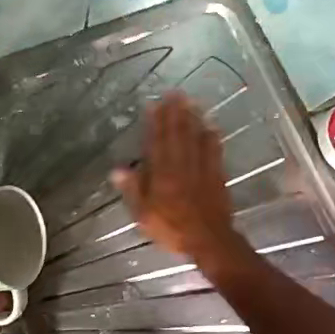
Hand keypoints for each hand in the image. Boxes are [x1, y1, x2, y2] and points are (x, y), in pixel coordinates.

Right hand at [112, 91, 237, 261]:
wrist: (209, 240)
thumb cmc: (171, 228)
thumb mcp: (143, 214)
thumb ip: (133, 189)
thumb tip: (118, 169)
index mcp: (162, 174)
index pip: (157, 142)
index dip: (155, 122)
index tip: (155, 104)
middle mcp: (181, 166)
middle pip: (178, 134)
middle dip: (175, 113)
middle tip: (175, 93)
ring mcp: (201, 169)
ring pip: (196, 138)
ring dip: (193, 118)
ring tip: (190, 102)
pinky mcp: (216, 175)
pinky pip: (214, 151)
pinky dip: (212, 137)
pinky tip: (210, 126)